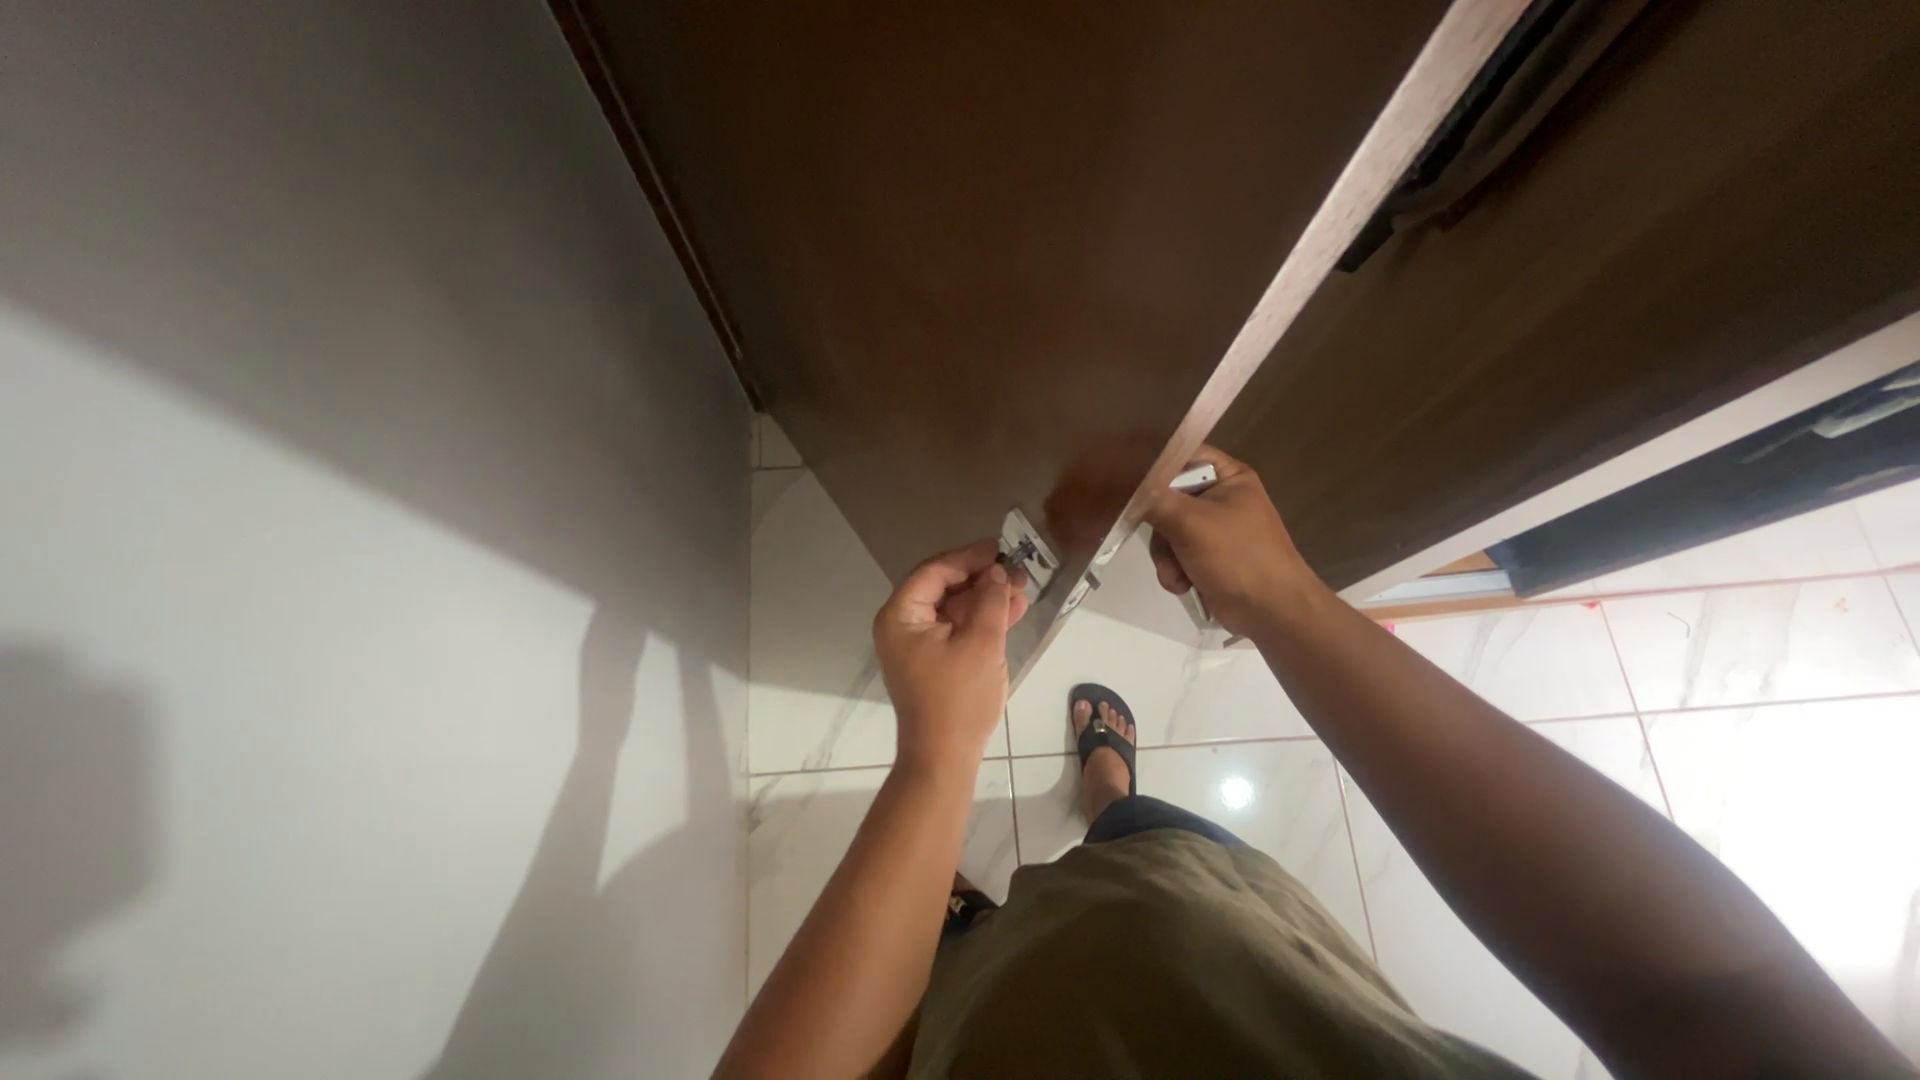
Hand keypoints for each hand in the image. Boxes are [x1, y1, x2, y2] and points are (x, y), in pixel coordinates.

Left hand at [872, 539, 1030, 773]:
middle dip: (982, 577)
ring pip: (953, 607)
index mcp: (900, 615)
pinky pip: (956, 628)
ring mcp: (916, 643)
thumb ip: (991, 600)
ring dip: (986, 597)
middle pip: (943, 586)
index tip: (1002, 549)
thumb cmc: (959, 698)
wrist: (945, 756)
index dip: (970, 556)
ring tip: (1023, 588)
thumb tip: (998, 572)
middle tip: (1017, 570)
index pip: (935, 571)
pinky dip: (981, 620)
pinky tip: (1013, 610)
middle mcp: (902, 625)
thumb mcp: (981, 643)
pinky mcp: (932, 660)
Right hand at [1141, 444, 1319, 635]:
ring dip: (1166, 557)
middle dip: (1161, 529)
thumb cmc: (1239, 556)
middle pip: (1168, 498)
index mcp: (1228, 477)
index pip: (1182, 455)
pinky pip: (1174, 555)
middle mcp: (1220, 497)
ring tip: (1178, 575)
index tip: (1129, 481)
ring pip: (1167, 531)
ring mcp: (1213, 528)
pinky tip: (1184, 584)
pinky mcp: (1206, 556)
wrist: (1271, 611)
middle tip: (1165, 543)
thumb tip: (1126, 486)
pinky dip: (1175, 571)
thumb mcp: (1192, 523)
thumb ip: (1156, 501)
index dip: (1155, 466)